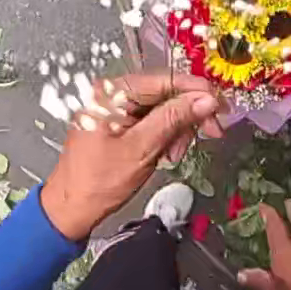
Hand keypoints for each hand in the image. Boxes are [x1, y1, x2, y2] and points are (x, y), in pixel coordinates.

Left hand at [39, 73, 223, 240]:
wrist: (70, 210)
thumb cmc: (98, 182)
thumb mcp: (141, 149)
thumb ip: (174, 119)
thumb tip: (207, 99)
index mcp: (112, 93)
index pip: (166, 79)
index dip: (197, 91)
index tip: (221, 107)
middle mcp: (114, 93)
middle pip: (167, 92)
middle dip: (188, 115)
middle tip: (211, 133)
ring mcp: (116, 108)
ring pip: (164, 108)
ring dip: (178, 129)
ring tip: (175, 153)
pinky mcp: (120, 122)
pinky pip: (153, 120)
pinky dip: (166, 135)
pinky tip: (166, 153)